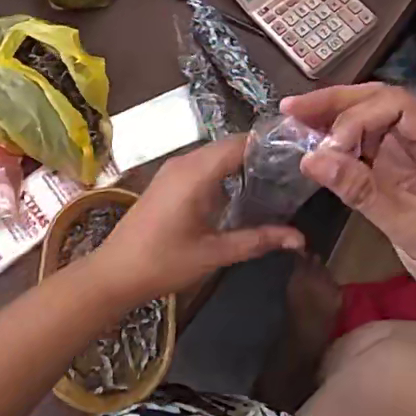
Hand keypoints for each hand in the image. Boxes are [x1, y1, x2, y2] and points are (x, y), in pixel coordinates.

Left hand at [88, 135, 303, 304]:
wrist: (115, 272)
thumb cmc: (163, 262)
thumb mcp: (214, 253)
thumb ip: (257, 240)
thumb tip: (300, 238)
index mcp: (195, 172)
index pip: (240, 144)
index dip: (270, 145)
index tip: (300, 155)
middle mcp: (183, 163)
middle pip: (229, 147)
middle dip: (260, 155)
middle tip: (295, 171)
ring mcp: (172, 171)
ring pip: (215, 156)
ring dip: (242, 164)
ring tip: (277, 181)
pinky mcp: (167, 182)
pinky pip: (202, 167)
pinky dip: (224, 173)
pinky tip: (243, 193)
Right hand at [280, 83, 415, 320]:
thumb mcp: (414, 230)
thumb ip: (362, 191)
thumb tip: (309, 159)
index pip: (398, 106)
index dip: (356, 117)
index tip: (327, 146)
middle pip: (382, 104)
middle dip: (336, 104)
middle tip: (291, 109)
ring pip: (371, 121)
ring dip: (334, 121)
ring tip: (294, 122)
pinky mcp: (403, 173)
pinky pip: (368, 148)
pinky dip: (340, 146)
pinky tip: (314, 146)